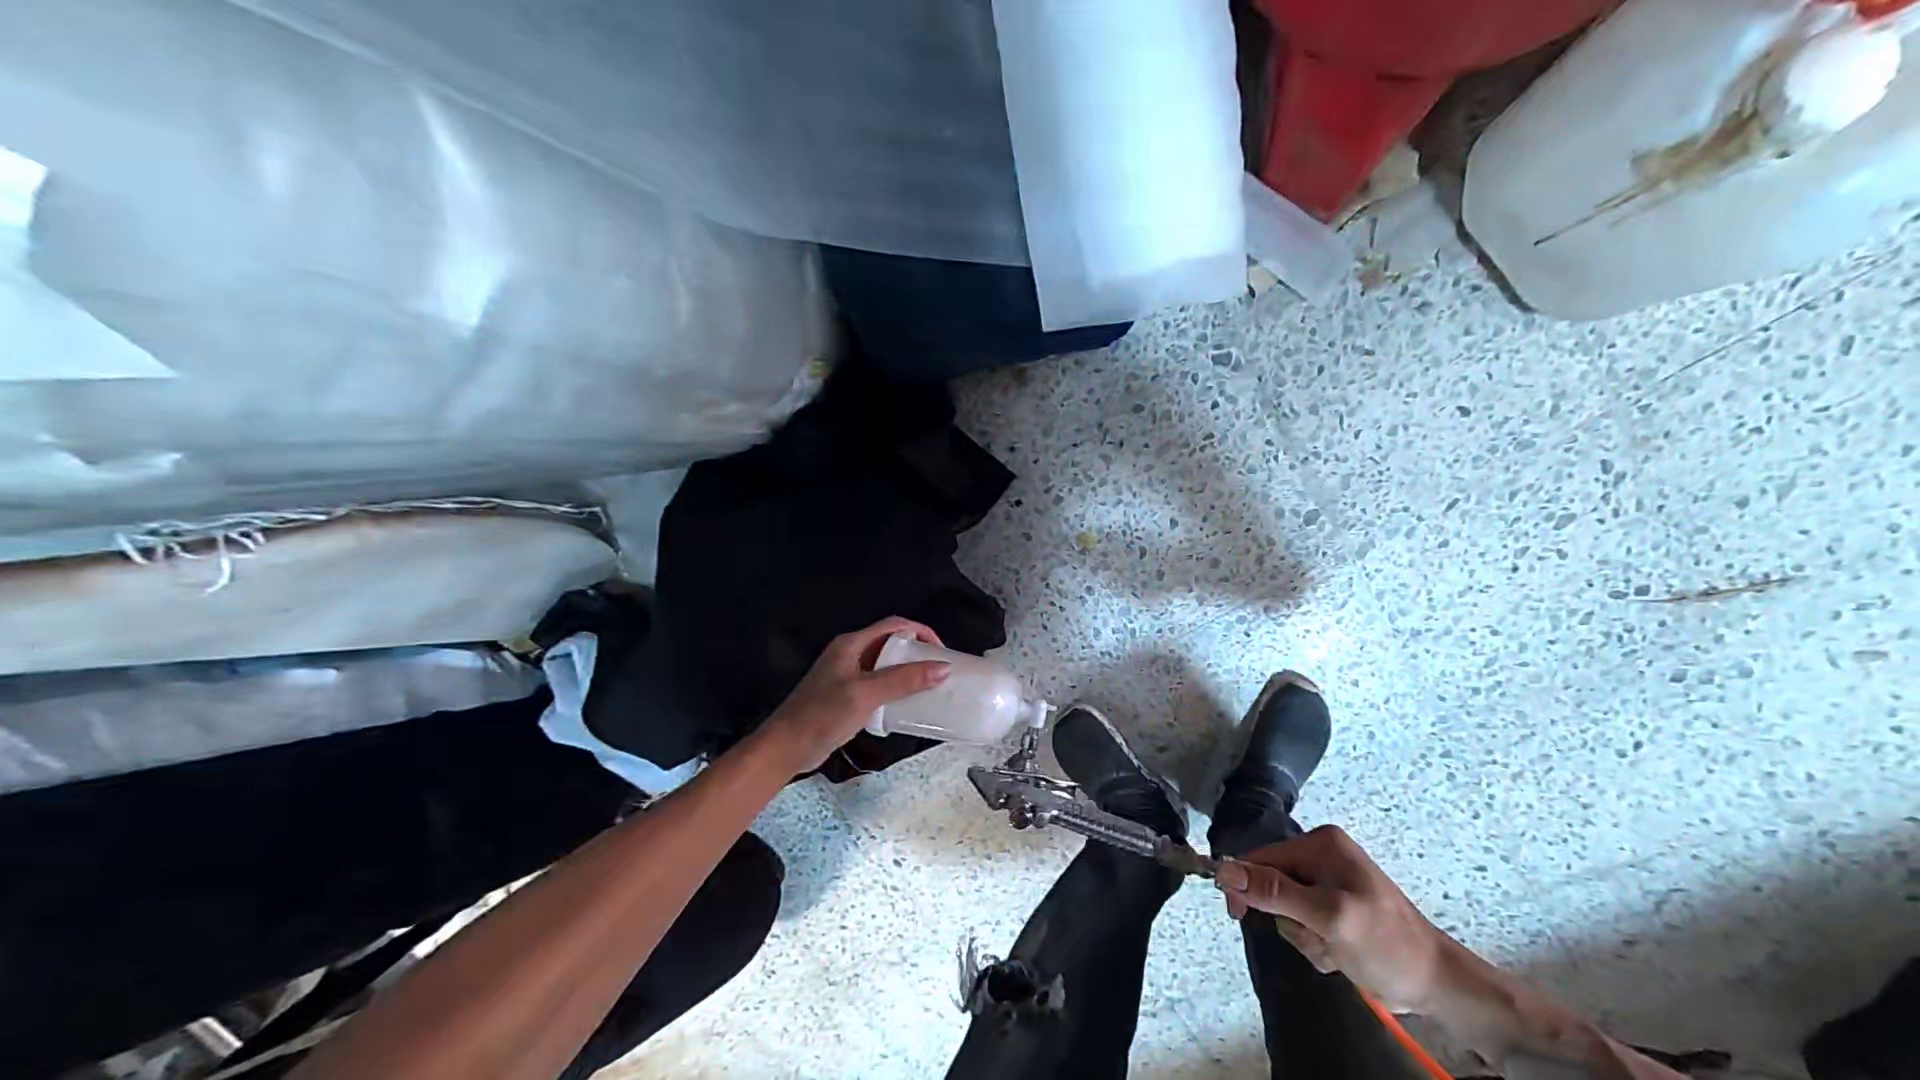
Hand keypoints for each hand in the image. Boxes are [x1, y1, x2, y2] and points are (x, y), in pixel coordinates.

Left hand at [760, 616, 952, 771]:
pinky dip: (894, 689)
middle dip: (916, 653)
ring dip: (906, 672)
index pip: (893, 625)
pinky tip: (905, 705)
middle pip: (890, 643)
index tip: (941, 652)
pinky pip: (876, 684)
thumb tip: (943, 667)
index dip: (920, 632)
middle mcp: (849, 653)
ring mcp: (845, 674)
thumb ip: (903, 680)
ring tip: (929, 688)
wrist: (786, 747)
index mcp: (851, 644)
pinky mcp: (844, 695)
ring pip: (884, 665)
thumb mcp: (866, 695)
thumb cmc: (823, 715)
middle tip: (939, 672)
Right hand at [1214, 825, 1459, 1013]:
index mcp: (1321, 843)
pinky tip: (1339, 954)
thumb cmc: (1386, 945)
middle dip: (1287, 918)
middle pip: (1271, 884)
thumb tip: (1222, 869)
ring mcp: (1329, 883)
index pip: (1261, 857)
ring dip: (1303, 936)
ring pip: (1285, 909)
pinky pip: (1302, 923)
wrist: (1439, 987)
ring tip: (1333, 950)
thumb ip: (1273, 891)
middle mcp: (1322, 856)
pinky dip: (1314, 943)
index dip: (1245, 885)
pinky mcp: (1334, 908)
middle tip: (1314, 937)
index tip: (1239, 916)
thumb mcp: (1327, 916)